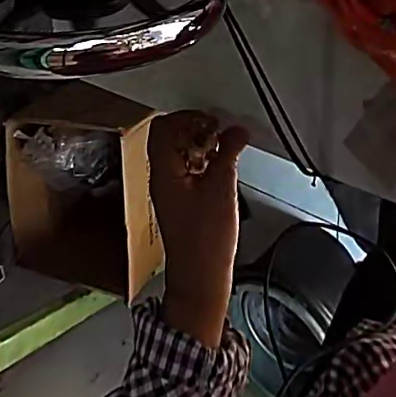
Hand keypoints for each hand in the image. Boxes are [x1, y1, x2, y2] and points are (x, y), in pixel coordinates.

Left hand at [148, 110, 248, 346]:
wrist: (199, 279)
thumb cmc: (204, 242)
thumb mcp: (222, 189)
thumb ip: (228, 154)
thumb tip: (235, 132)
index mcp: (164, 171)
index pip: (164, 128)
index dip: (187, 117)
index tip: (211, 121)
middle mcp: (160, 177)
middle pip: (167, 137)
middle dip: (192, 128)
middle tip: (216, 131)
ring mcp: (167, 189)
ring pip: (175, 152)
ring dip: (196, 144)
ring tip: (220, 148)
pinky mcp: (177, 200)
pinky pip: (182, 169)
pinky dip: (198, 160)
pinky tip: (217, 167)